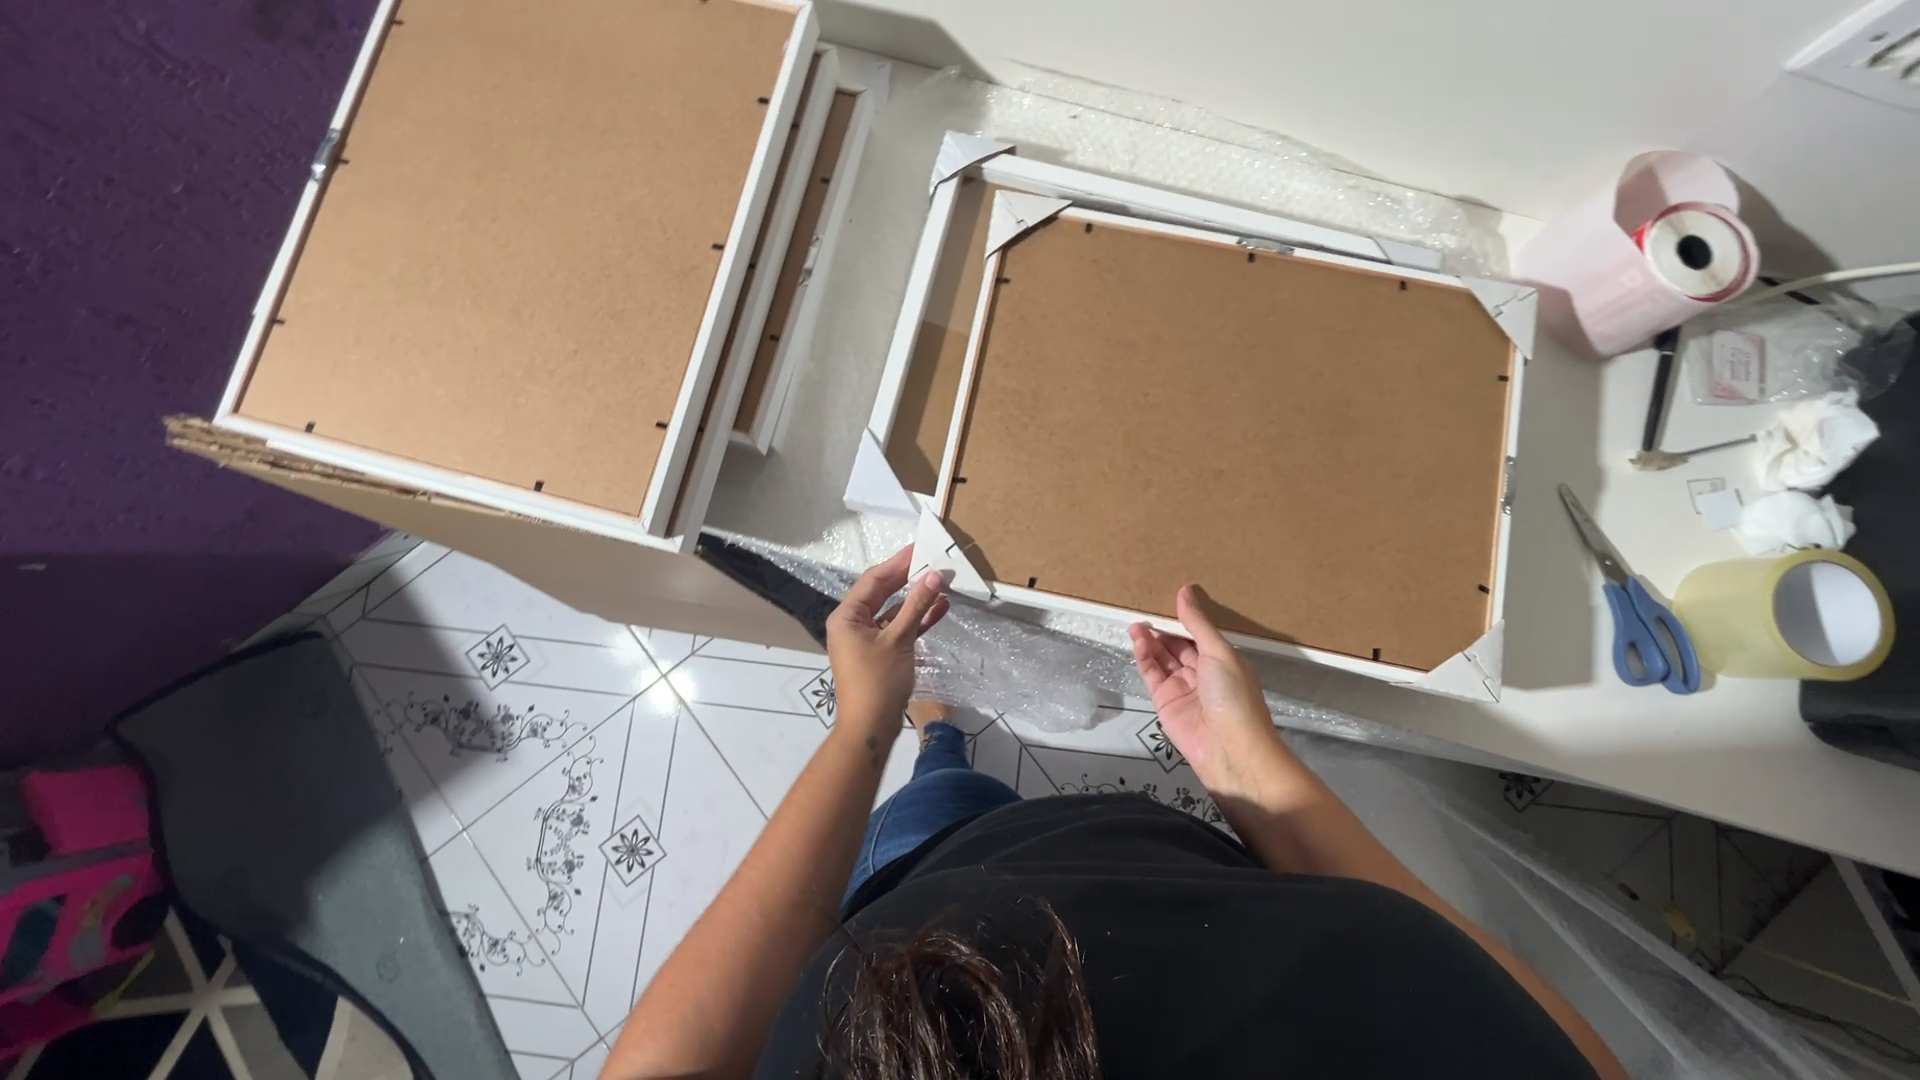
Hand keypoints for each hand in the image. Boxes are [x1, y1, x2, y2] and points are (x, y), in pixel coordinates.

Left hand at [826, 547, 949, 735]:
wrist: (870, 727)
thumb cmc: (878, 682)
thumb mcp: (898, 640)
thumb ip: (916, 606)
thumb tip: (933, 576)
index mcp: (847, 616)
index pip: (874, 580)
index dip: (898, 563)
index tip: (919, 548)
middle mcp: (853, 624)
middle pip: (883, 592)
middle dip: (908, 578)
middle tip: (932, 559)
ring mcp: (867, 639)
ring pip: (893, 610)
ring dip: (916, 599)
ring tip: (941, 582)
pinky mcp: (881, 653)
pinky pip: (899, 628)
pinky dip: (917, 619)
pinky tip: (940, 607)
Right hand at [1129, 585, 1284, 800]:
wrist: (1229, 748)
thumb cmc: (1233, 695)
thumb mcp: (1219, 652)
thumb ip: (1197, 623)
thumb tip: (1185, 591)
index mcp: (1222, 660)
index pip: (1198, 635)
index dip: (1182, 620)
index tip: (1165, 602)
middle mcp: (1202, 673)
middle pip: (1177, 646)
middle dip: (1162, 631)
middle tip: (1143, 613)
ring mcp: (1182, 688)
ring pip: (1162, 659)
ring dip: (1150, 642)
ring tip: (1135, 625)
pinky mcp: (1164, 701)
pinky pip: (1152, 675)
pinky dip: (1144, 658)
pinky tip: (1139, 642)